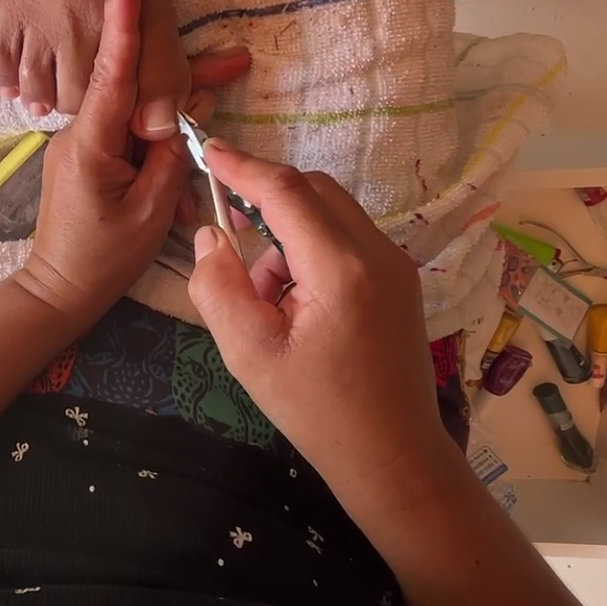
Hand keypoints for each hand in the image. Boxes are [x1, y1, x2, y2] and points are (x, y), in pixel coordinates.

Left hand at [14, 0, 248, 323]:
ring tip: (219, 114)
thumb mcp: (150, 210)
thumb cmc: (103, 258)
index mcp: (89, 143)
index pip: (110, 73)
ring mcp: (82, 144)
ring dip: (176, 122)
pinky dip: (157, 147)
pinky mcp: (88, 157)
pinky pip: (127, 138)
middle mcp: (79, 134)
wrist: (60, 289)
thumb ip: (170, 156)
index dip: (121, 23)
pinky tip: (183, 165)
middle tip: (236, 62)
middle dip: (186, 78)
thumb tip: (184, 112)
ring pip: (135, 115)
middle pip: (134, 90)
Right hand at [187, 143, 443, 474]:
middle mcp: (376, 253)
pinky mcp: (398, 279)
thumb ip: (217, 286)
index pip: (286, 191)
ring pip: (330, 212)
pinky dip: (310, 248)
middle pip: (314, 190)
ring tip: (264, 297)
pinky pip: (345, 238)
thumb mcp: (247, 353)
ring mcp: (395, 264)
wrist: (391, 455)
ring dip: (286, 231)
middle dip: (265, 197)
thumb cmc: (315, 409)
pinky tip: (293, 302)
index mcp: (340, 268)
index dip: (243, 166)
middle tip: (226, 227)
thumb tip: (211, 236)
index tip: (208, 151)